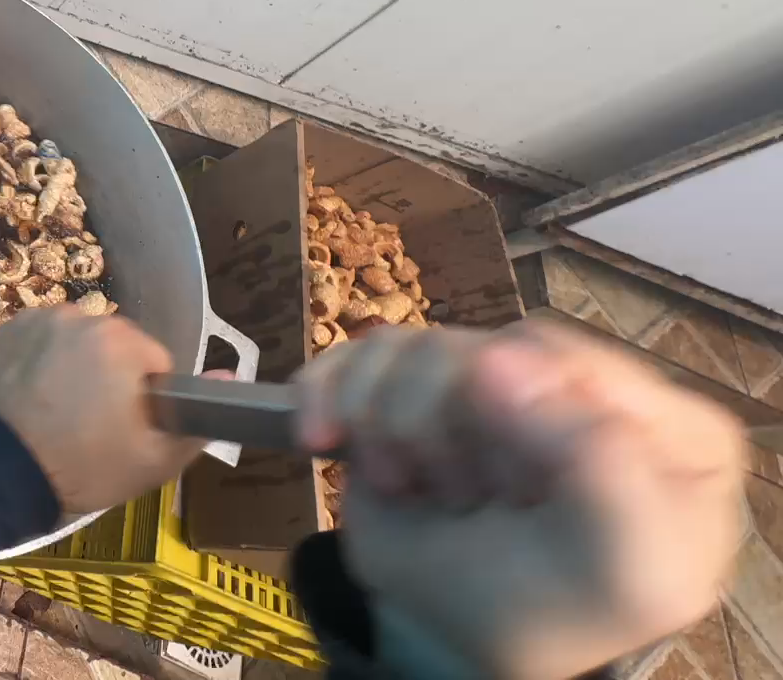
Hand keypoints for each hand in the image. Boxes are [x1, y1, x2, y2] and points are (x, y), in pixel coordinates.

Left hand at [0, 307, 209, 512]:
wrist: (2, 469)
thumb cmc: (86, 464)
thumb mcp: (156, 458)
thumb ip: (198, 416)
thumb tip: (230, 375)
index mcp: (120, 339)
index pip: (154, 360)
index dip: (146, 395)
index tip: (127, 424)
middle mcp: (78, 316)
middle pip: (114, 344)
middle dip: (111, 374)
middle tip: (93, 419)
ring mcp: (38, 319)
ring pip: (77, 339)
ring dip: (76, 362)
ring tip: (61, 407)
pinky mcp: (8, 329)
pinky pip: (43, 338)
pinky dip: (43, 356)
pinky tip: (35, 391)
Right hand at [297, 320, 743, 679]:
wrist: (436, 621)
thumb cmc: (541, 607)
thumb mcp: (616, 572)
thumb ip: (605, 475)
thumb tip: (497, 357)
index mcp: (649, 423)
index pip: (566, 359)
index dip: (518, 416)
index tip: (511, 488)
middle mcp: (559, 383)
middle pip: (467, 350)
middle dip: (439, 428)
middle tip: (459, 495)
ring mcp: (467, 375)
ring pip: (396, 348)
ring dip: (377, 423)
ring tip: (400, 482)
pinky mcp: (392, 379)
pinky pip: (343, 353)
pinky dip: (320, 397)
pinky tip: (320, 439)